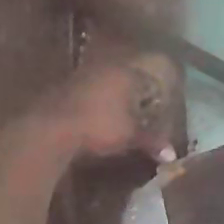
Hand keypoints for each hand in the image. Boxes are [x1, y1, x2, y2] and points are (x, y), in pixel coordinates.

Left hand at [57, 56, 177, 160]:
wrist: (51, 129)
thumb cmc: (100, 127)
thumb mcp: (131, 137)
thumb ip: (152, 142)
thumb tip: (172, 155)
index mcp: (126, 74)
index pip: (150, 80)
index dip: (157, 97)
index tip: (161, 112)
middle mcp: (105, 68)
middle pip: (128, 79)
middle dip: (136, 97)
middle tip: (143, 116)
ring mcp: (82, 75)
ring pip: (107, 84)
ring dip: (115, 99)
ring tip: (122, 119)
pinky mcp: (65, 87)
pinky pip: (90, 93)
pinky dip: (98, 104)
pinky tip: (99, 119)